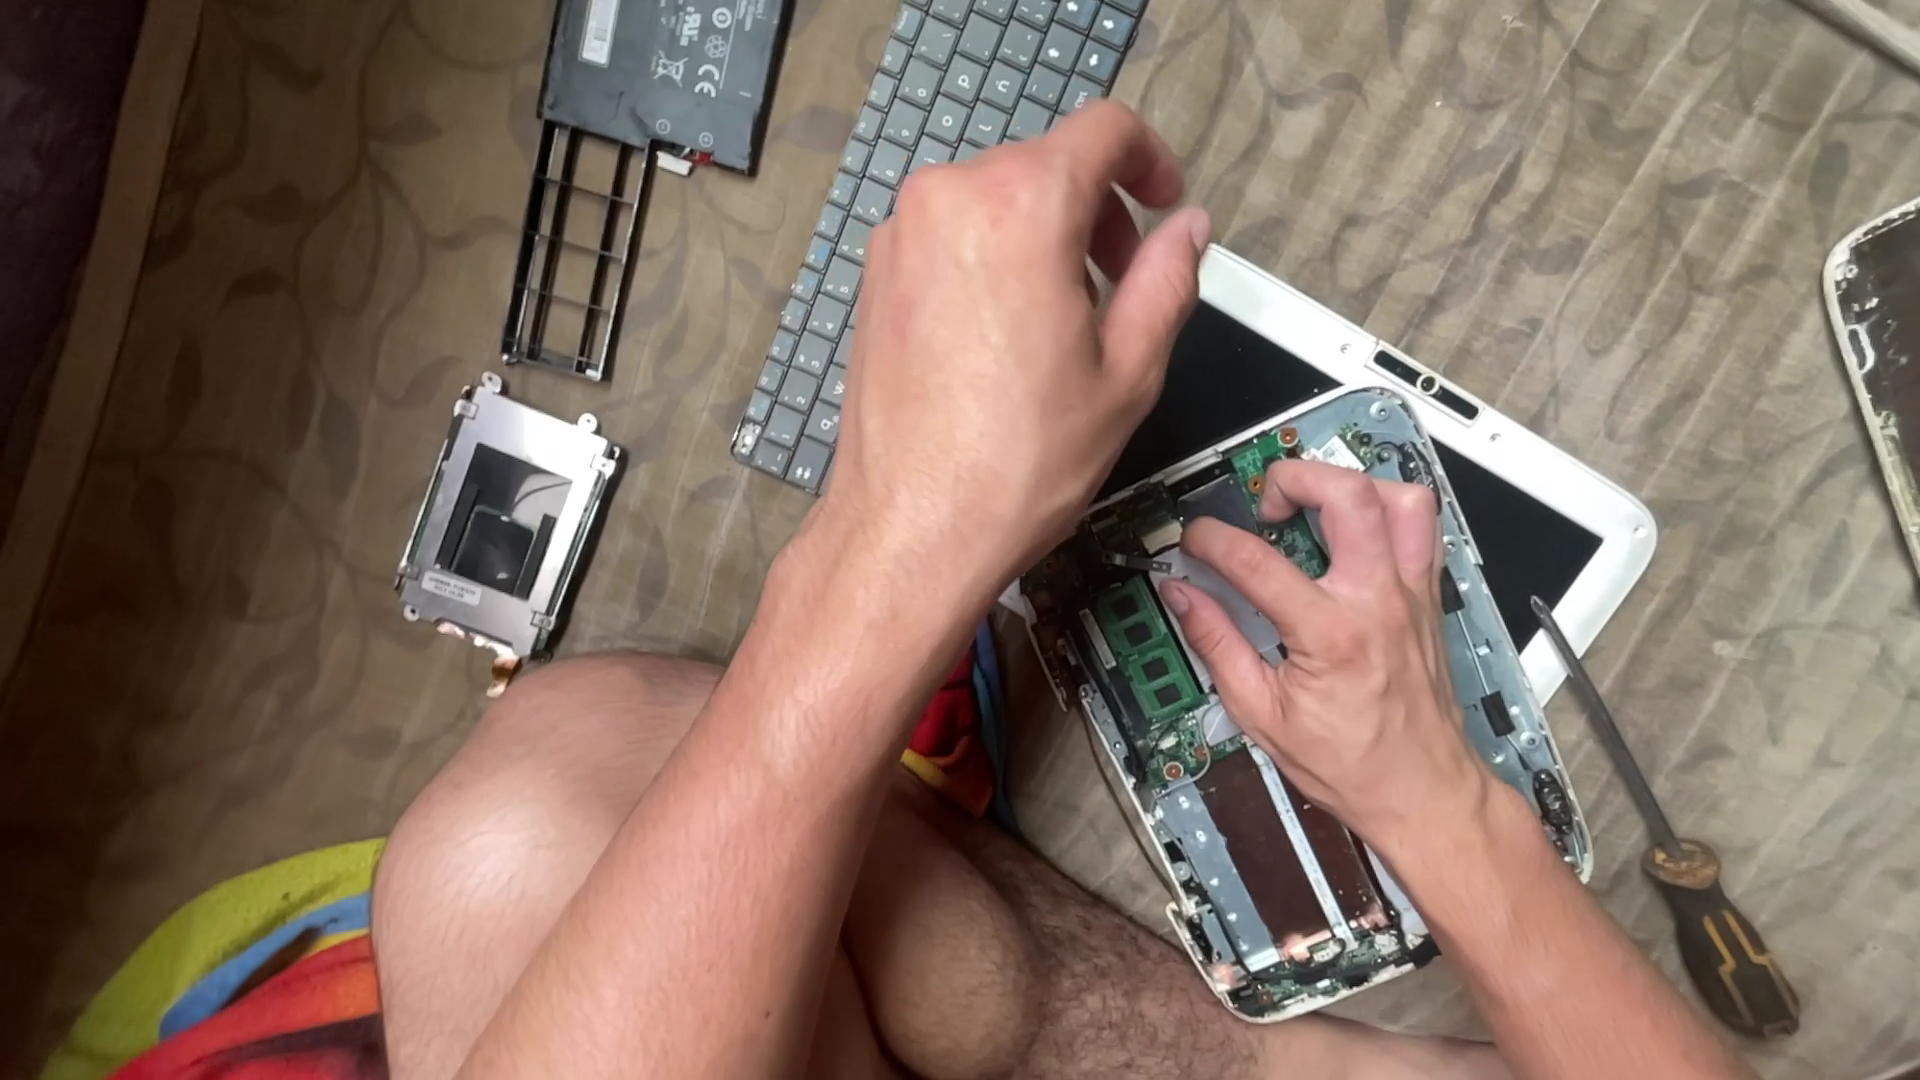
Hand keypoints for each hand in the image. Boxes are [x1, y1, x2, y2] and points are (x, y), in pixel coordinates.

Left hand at [812, 102, 1210, 612]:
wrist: (909, 532)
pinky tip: (1006, 338)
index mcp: (1017, 209)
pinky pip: (950, 243)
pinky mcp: (875, 285)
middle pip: (1043, 169)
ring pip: (993, 206)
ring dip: (1043, 242)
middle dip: (1096, 215)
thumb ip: (1168, 283)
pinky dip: (992, 264)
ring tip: (1063, 324)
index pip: (1102, 131)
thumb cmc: (1015, 468)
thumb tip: (1186, 233)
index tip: (1162, 204)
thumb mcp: (1127, 376)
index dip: (1148, 161)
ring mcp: (899, 244)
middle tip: (1121, 285)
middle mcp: (945, 206)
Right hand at [1160, 460, 1491, 853]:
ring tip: (1312, 505)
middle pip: (1348, 497)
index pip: (1257, 561)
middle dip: (1294, 478)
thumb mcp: (1259, 713)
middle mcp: (1379, 602)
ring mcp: (1412, 594)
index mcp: (1330, 635)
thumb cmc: (1348, 763)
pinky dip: (1384, 510)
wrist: (1424, 793)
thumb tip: (1183, 596)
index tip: (1193, 542)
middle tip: (1264, 503)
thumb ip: (1216, 643)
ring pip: (1400, 500)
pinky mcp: (1428, 598)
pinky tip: (1350, 530)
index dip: (1212, 541)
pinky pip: (1422, 528)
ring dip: (1350, 486)